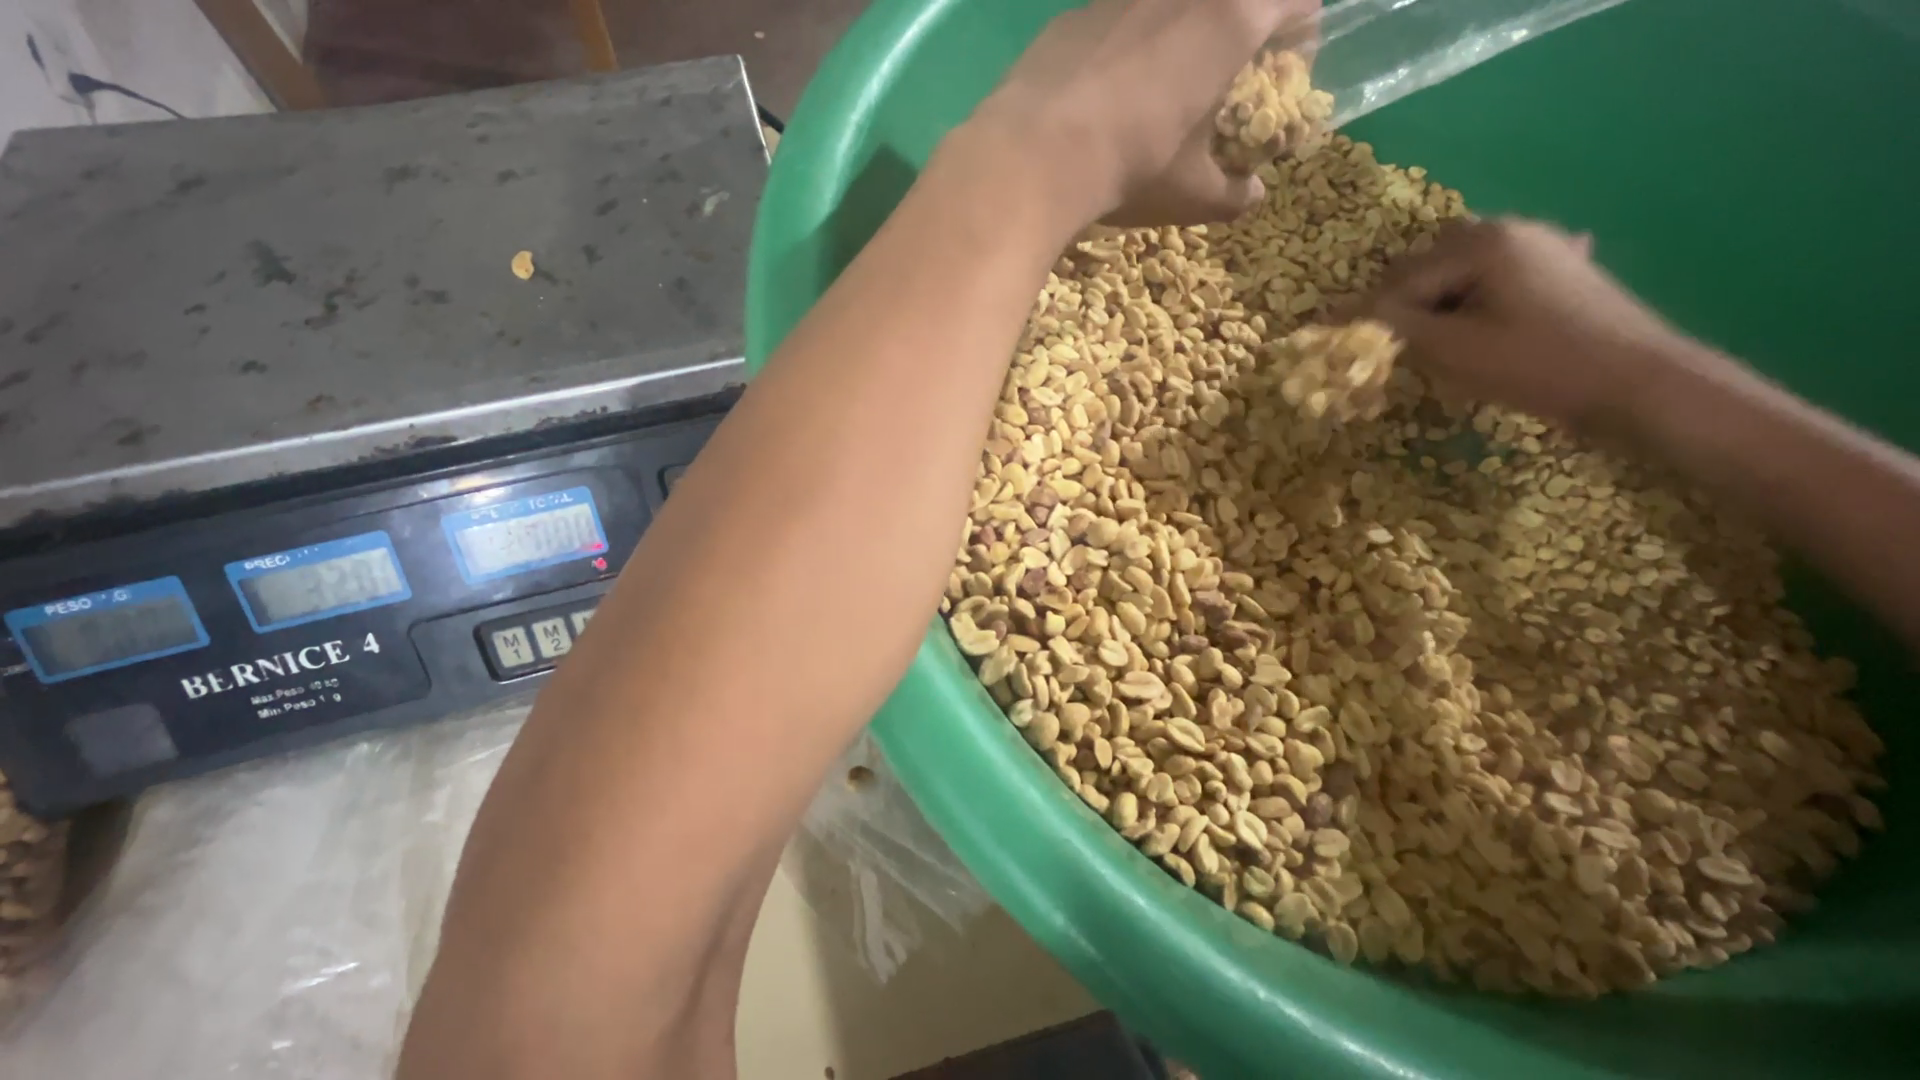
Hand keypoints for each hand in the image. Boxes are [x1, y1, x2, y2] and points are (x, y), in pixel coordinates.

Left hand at [963, 0, 1321, 227]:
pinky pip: (1118, 17)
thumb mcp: (1192, 195)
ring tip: (1162, 81)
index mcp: (1232, 21)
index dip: (1301, 30)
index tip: (1286, 67)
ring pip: (1169, 6)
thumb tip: (1252, 196)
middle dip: (1239, 28)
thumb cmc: (1130, 168)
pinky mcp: (1074, 12)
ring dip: (1179, 32)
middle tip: (1226, 73)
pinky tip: (1104, 89)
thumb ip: (1233, 193)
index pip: (1296, 0)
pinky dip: (1126, 42)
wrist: (1031, 156)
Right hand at [1364, 218, 1694, 431]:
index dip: (1367, 314)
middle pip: (1431, 263)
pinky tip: (1486, 314)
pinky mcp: (1565, 270)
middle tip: (1387, 344)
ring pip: (1465, 267)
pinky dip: (1481, 294)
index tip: (1329, 336)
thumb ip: (1396, 328)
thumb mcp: (1455, 351)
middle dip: (1403, 301)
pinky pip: (1503, 275)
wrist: (1640, 383)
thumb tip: (1345, 318)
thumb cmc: (1539, 365)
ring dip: (1440, 297)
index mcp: (1482, 243)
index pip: (1403, 280)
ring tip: (1432, 337)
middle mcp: (1511, 229)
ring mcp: (1544, 246)